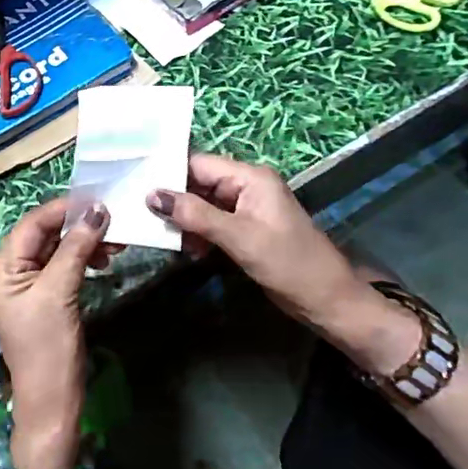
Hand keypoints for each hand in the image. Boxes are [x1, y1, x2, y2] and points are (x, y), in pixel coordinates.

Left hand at [0, 198, 111, 468]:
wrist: (52, 404)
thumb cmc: (49, 349)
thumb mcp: (61, 294)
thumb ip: (75, 249)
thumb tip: (96, 211)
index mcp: (0, 267)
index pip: (31, 224)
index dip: (63, 209)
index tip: (97, 199)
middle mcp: (6, 270)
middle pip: (42, 234)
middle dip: (76, 226)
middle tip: (111, 219)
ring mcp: (23, 285)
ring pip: (53, 249)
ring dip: (82, 242)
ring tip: (113, 242)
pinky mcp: (40, 296)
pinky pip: (59, 266)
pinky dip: (80, 259)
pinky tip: (102, 259)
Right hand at [148, 154, 419, 375]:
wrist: (331, 304)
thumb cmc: (290, 265)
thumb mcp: (239, 238)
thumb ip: (195, 214)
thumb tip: (151, 195)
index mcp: (250, 177)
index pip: (198, 164)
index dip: (168, 174)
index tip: (136, 185)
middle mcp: (246, 186)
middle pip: (197, 182)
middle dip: (173, 198)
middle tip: (142, 212)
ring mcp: (246, 208)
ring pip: (201, 203)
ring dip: (183, 219)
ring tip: (163, 235)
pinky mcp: (245, 229)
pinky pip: (211, 221)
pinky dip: (196, 232)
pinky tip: (184, 247)